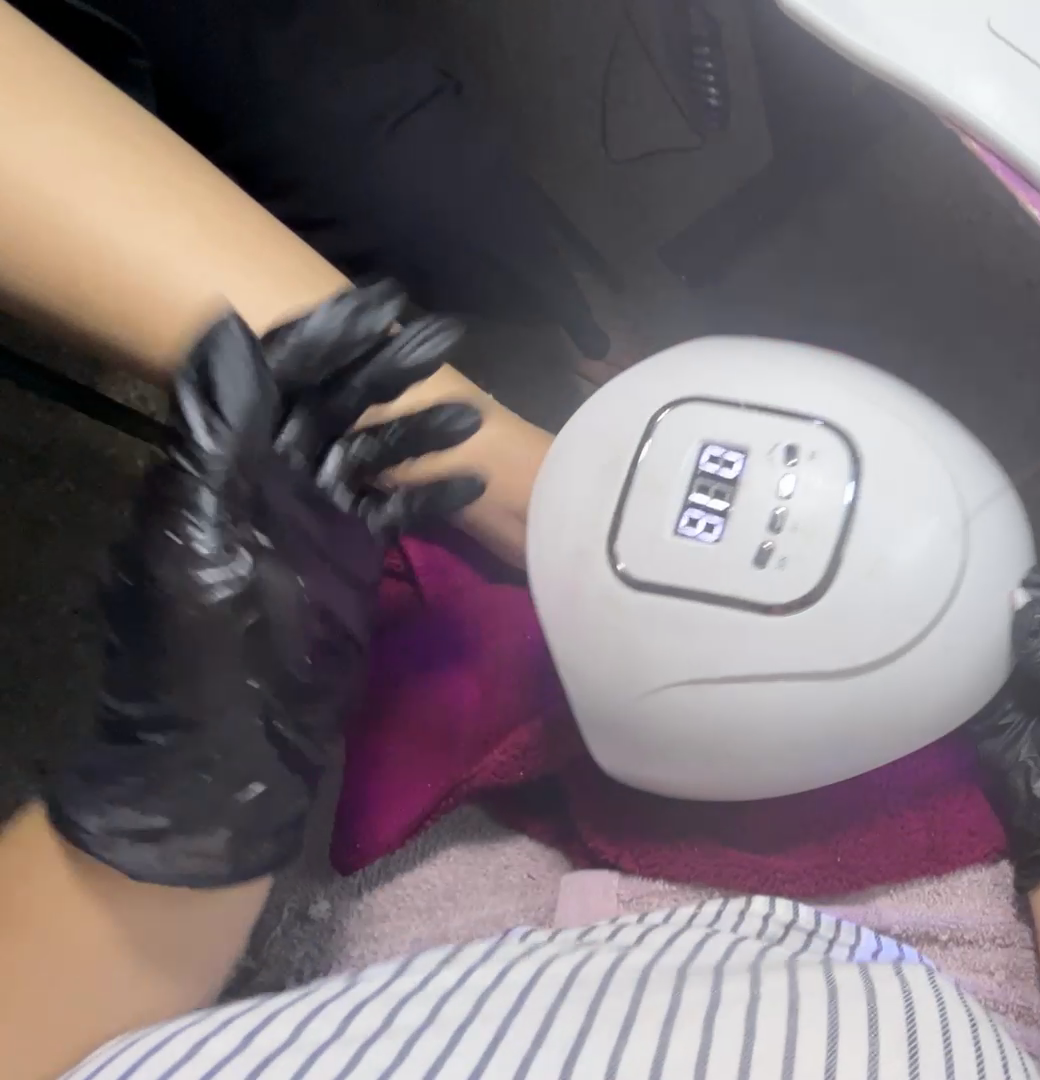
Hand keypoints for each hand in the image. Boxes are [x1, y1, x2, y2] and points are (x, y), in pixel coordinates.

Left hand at [46, 284, 484, 886]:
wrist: (233, 741)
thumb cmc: (204, 645)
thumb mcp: (195, 537)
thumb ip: (216, 438)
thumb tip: (231, 333)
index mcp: (224, 466)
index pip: (277, 380)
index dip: (328, 338)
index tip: (384, 303)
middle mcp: (271, 480)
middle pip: (336, 408)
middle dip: (388, 372)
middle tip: (448, 343)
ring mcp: (318, 518)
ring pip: (377, 455)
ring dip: (424, 435)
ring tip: (475, 421)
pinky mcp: (356, 554)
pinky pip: (402, 510)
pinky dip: (435, 496)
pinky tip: (469, 489)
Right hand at [969, 584, 1039, 891]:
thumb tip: (1019, 601)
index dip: (1039, 588)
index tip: (1012, 565)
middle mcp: (1035, 663)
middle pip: (1014, 620)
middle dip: (996, 599)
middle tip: (969, 571)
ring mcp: (1002, 684)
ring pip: (985, 643)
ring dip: (970, 623)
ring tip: (947, 593)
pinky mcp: (976, 707)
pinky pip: (961, 676)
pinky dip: (949, 657)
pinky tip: (932, 632)